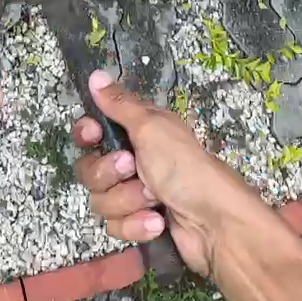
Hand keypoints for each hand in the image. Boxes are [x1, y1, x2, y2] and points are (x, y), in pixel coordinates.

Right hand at [72, 71, 265, 276]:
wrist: (214, 223)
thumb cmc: (183, 167)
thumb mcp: (151, 127)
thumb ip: (119, 104)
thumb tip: (95, 74)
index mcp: (134, 132)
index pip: (91, 131)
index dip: (86, 134)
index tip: (93, 135)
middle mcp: (130, 160)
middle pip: (89, 169)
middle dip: (109, 174)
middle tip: (133, 169)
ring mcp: (132, 194)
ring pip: (100, 200)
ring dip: (128, 201)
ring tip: (155, 200)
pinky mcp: (137, 223)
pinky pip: (115, 226)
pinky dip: (136, 224)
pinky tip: (158, 222)